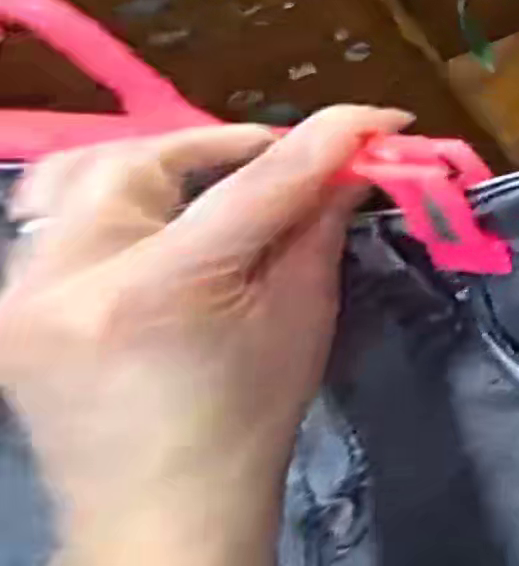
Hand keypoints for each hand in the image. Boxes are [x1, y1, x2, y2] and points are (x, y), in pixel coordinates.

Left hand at [0, 106, 412, 565]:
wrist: (164, 494)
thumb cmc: (255, 400)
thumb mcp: (306, 302)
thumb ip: (322, 220)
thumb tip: (359, 162)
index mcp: (155, 288)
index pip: (260, 179)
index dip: (334, 136)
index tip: (388, 117)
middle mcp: (64, 280)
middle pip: (141, 160)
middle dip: (234, 141)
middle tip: (297, 153)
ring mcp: (18, 293)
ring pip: (80, 177)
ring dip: (172, 160)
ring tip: (232, 172)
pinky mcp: (13, 301)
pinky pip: (65, 216)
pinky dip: (134, 195)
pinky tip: (182, 211)